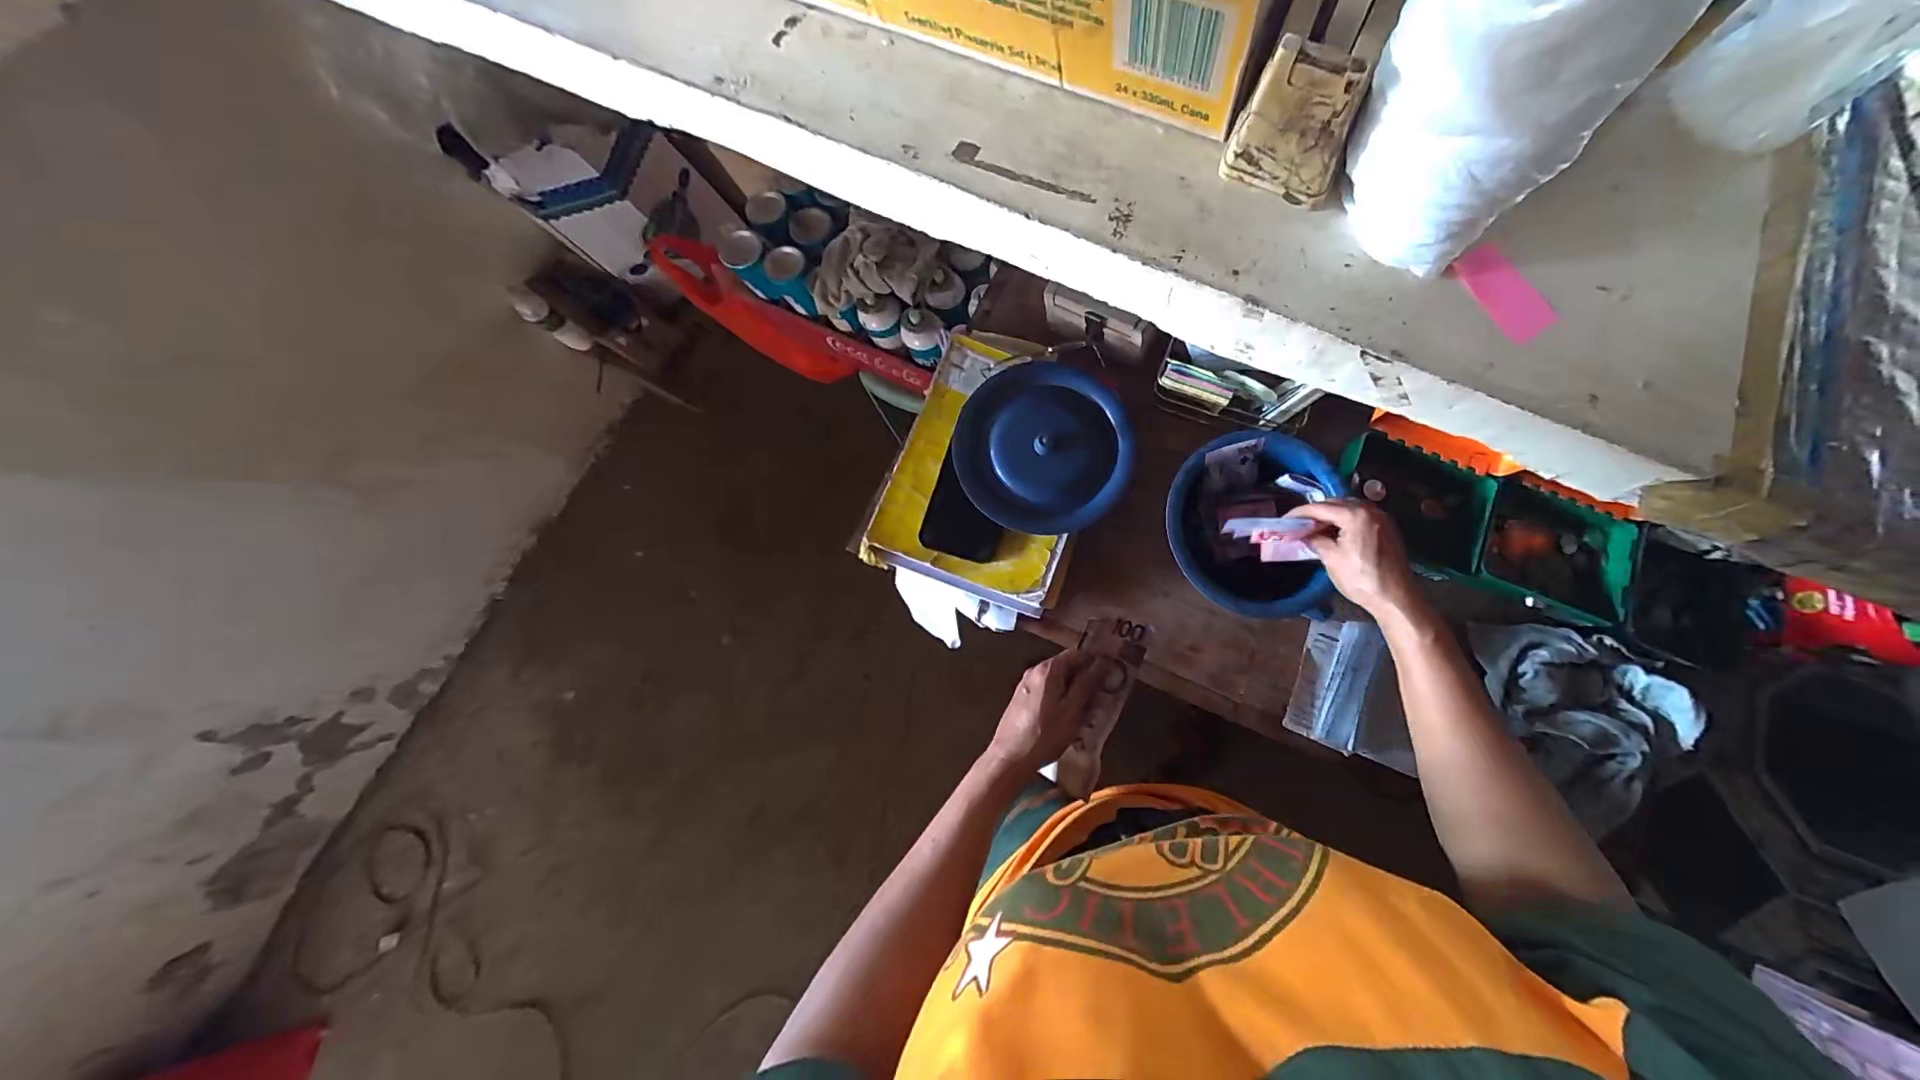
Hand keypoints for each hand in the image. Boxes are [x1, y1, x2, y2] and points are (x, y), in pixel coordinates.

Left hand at [984, 653, 1110, 774]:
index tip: (1113, 673)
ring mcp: (1026, 684)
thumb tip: (1102, 662)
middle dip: (1086, 677)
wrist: (1009, 758)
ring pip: (1058, 679)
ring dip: (1074, 689)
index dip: (1097, 661)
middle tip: (1103, 694)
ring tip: (1088, 708)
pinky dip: (1061, 697)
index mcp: (1048, 669)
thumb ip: (1088, 684)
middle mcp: (1035, 671)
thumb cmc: (1044, 735)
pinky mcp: (1022, 698)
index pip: (1078, 653)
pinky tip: (1068, 715)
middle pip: (1067, 665)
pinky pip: (1048, 690)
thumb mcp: (1072, 710)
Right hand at [1283, 499, 1424, 620]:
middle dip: (1315, 512)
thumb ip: (1316, 540)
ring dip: (1330, 515)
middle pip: (1335, 503)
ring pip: (1348, 508)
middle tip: (1297, 524)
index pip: (1320, 507)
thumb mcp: (1331, 559)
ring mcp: (1381, 518)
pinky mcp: (1386, 528)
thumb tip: (1305, 535)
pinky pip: (1359, 516)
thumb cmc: (1361, 579)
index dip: (1299, 513)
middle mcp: (1370, 510)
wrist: (1396, 597)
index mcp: (1355, 516)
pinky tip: (1334, 532)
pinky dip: (1344, 520)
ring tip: (1313, 528)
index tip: (1284, 520)